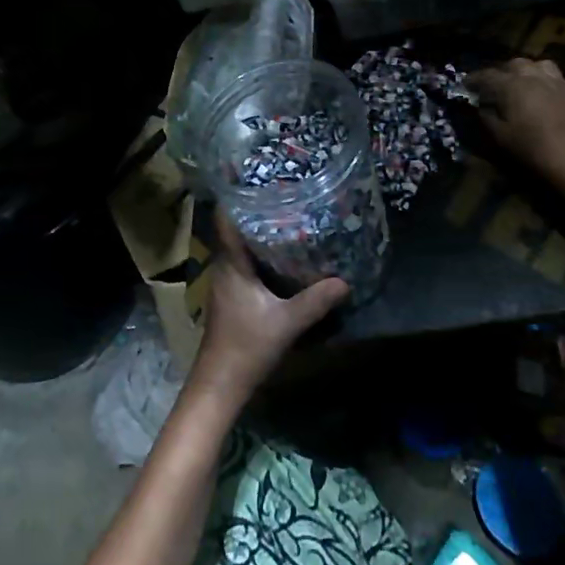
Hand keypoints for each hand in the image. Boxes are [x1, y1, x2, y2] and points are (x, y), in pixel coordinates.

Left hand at [191, 210, 350, 402]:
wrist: (220, 385)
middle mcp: (225, 267)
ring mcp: (228, 282)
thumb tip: (345, 281)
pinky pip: (249, 264)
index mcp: (231, 263)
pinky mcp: (234, 297)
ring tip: (293, 219)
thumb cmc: (246, 346)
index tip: (263, 180)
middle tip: (290, 196)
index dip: (239, 196)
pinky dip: (265, 256)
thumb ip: (315, 300)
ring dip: (264, 235)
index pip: (227, 218)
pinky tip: (287, 257)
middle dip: (261, 212)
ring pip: (244, 248)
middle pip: (239, 229)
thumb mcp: (286, 323)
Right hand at [468, 58, 564, 180]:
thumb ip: (486, 117)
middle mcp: (533, 74)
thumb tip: (479, 106)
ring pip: (537, 65)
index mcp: (511, 84)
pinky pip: (556, 79)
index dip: (473, 80)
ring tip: (521, 83)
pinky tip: (547, 93)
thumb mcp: (500, 136)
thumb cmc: (533, 147)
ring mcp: (557, 80)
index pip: (485, 76)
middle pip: (513, 65)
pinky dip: (547, 82)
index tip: (464, 86)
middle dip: (500, 73)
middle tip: (492, 86)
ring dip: (526, 71)